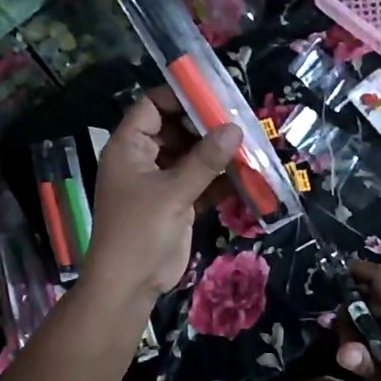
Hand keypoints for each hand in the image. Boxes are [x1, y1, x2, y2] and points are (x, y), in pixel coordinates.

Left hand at [86, 87, 239, 302]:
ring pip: (191, 157)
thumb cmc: (140, 231)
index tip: (214, 95)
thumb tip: (235, 128)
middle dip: (206, 127)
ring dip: (217, 154)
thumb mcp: (173, 192)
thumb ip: (205, 160)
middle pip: (176, 130)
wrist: (129, 285)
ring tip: (252, 145)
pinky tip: (248, 175)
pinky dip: (219, 180)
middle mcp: (142, 160)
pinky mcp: (175, 204)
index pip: (151, 107)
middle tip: (242, 121)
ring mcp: (159, 183)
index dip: (179, 97)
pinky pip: (199, 183)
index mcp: (128, 148)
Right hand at [336, 261, 380, 380]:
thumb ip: (373, 367)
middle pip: (377, 295)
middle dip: (351, 308)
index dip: (355, 271)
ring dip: (362, 321)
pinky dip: (375, 330)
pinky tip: (368, 350)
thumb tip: (340, 351)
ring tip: (347, 345)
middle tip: (336, 334)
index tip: (329, 276)